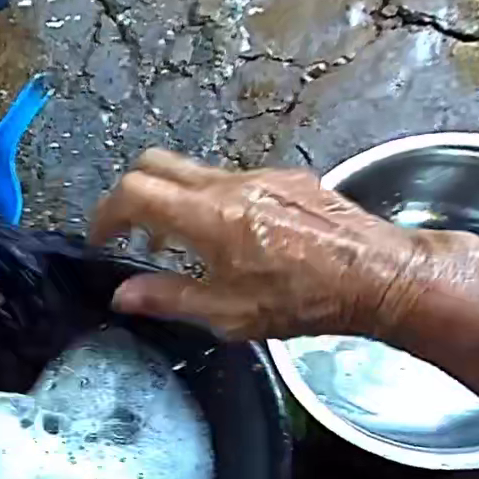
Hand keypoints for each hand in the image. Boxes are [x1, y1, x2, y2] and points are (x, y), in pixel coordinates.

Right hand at [91, 150, 478, 341]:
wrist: (377, 275)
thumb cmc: (300, 301)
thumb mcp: (226, 313)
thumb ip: (167, 298)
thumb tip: (122, 295)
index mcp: (208, 218)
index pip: (134, 193)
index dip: (106, 214)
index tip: (102, 240)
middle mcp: (228, 184)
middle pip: (155, 164)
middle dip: (130, 196)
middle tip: (131, 235)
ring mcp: (257, 175)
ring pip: (191, 170)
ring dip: (169, 200)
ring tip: (177, 245)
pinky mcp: (282, 177)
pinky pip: (227, 178)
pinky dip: (205, 201)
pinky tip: (224, 238)